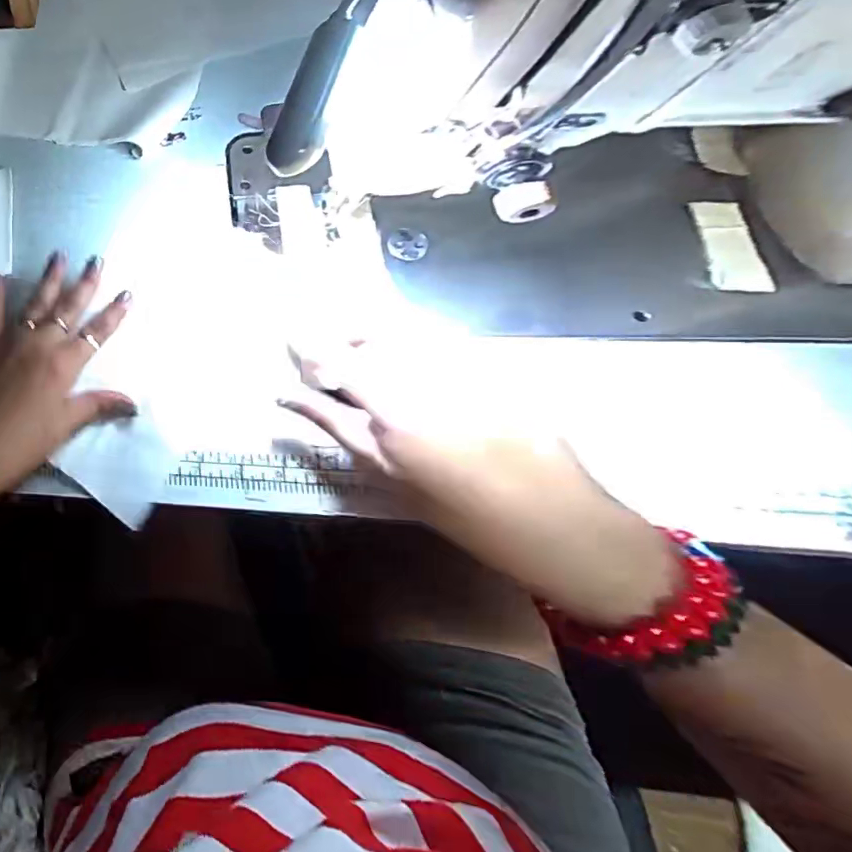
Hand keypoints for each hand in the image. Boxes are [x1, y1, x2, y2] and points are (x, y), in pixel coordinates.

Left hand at [0, 253, 133, 513]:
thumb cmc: (22, 445)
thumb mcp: (64, 427)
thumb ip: (96, 406)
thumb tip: (133, 403)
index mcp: (63, 365)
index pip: (96, 334)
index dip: (113, 314)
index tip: (127, 292)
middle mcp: (40, 345)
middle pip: (67, 309)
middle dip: (84, 284)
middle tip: (96, 259)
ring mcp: (10, 342)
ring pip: (34, 304)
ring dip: (48, 279)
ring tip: (58, 255)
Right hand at [280, 343, 679, 625]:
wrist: (563, 523)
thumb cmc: (468, 517)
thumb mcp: (391, 477)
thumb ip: (338, 426)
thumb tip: (288, 398)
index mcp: (397, 411)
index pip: (337, 359)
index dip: (309, 346)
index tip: (290, 339)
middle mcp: (427, 376)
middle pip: (370, 331)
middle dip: (342, 336)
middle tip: (330, 358)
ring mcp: (464, 364)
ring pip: (404, 328)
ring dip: (375, 336)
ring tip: (368, 361)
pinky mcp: (494, 361)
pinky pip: (439, 337)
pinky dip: (413, 342)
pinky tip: (415, 367)